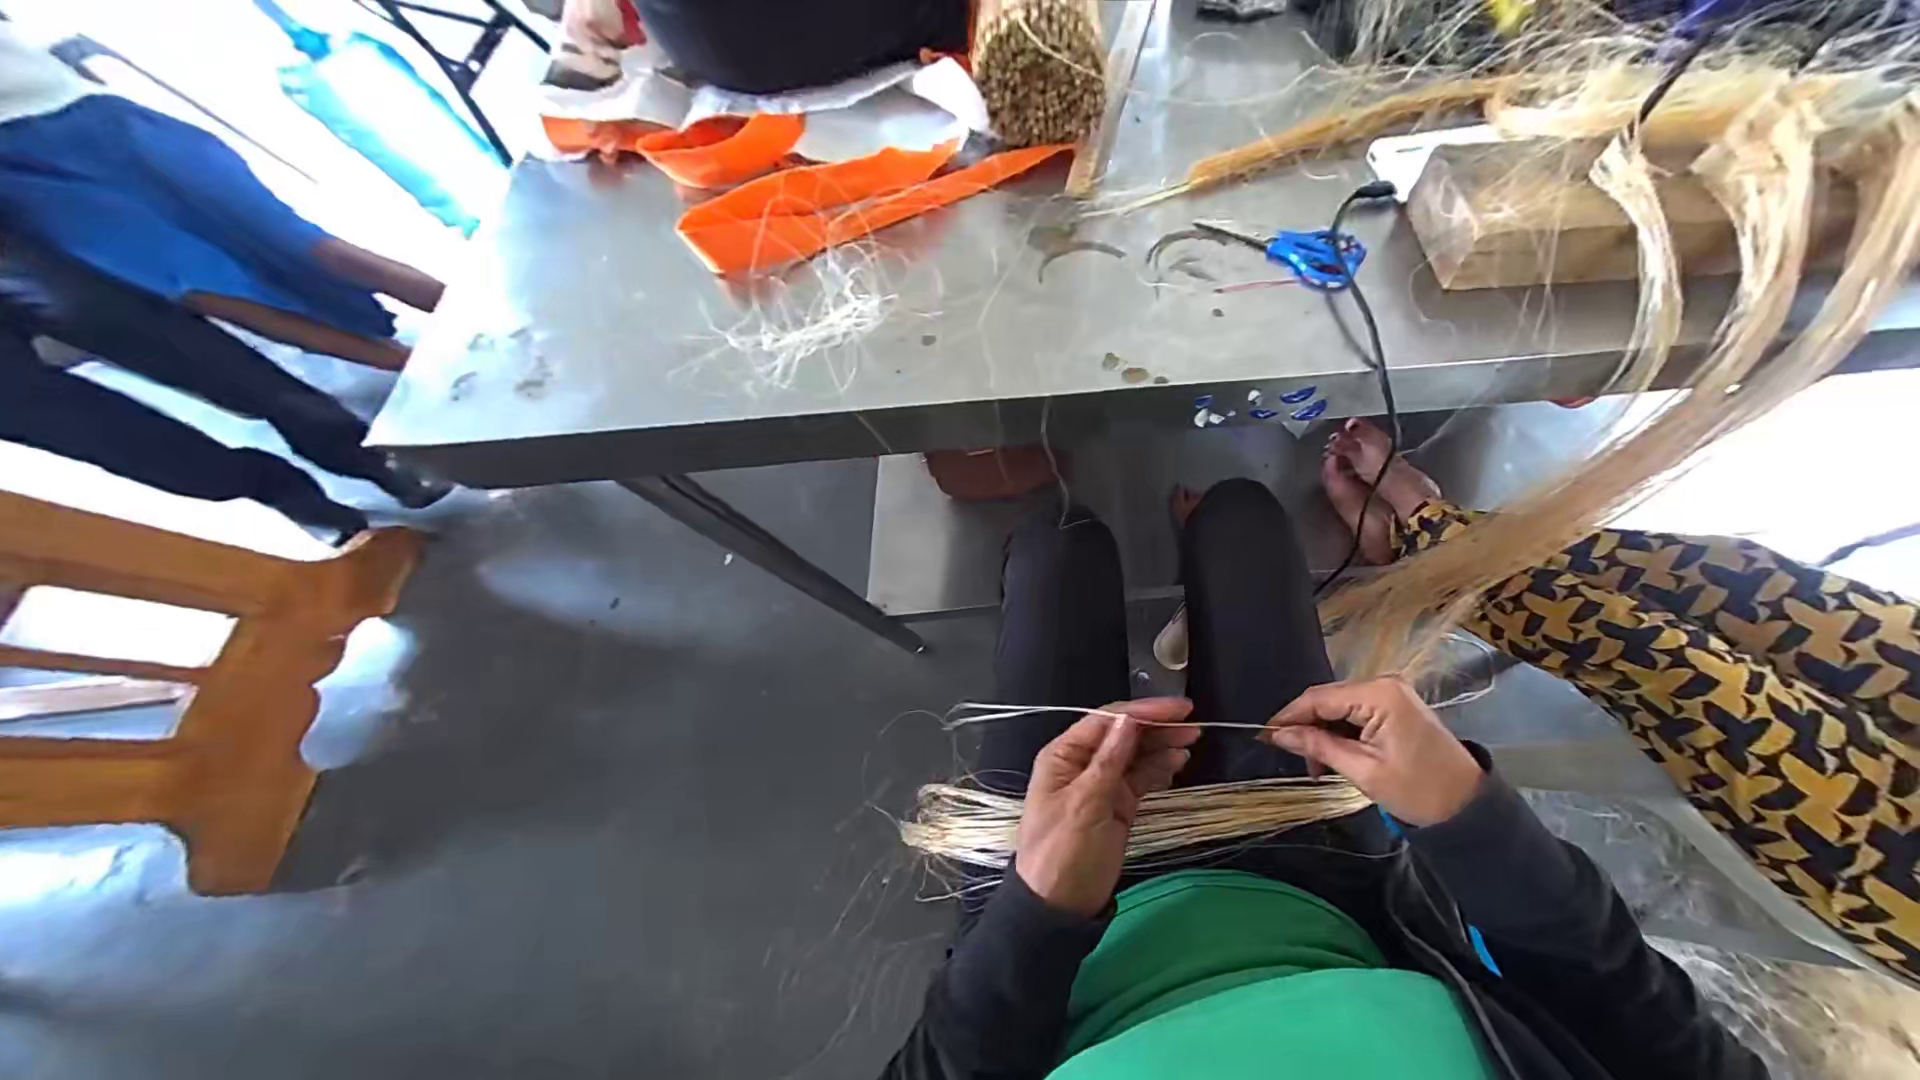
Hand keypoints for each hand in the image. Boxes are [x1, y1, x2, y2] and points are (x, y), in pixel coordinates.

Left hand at [1013, 698, 1198, 916]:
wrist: (1058, 905)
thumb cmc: (1062, 851)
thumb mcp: (1085, 804)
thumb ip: (1108, 760)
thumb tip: (1128, 719)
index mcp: (1064, 754)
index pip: (1106, 720)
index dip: (1142, 711)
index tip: (1178, 708)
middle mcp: (1082, 762)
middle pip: (1123, 734)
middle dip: (1156, 726)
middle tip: (1194, 724)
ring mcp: (1102, 784)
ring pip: (1135, 754)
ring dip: (1162, 745)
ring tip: (1193, 739)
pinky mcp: (1117, 804)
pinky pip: (1140, 778)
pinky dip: (1159, 768)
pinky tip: (1178, 760)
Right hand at [1262, 677, 1483, 825]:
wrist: (1471, 809)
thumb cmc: (1419, 791)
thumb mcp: (1362, 770)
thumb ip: (1316, 746)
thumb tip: (1275, 734)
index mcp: (1378, 694)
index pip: (1317, 698)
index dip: (1287, 716)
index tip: (1263, 735)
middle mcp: (1383, 684)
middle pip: (1325, 700)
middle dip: (1304, 727)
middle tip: (1292, 756)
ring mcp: (1390, 693)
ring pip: (1335, 706)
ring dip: (1320, 732)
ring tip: (1315, 763)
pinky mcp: (1393, 705)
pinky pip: (1352, 711)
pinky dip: (1337, 732)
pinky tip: (1332, 753)